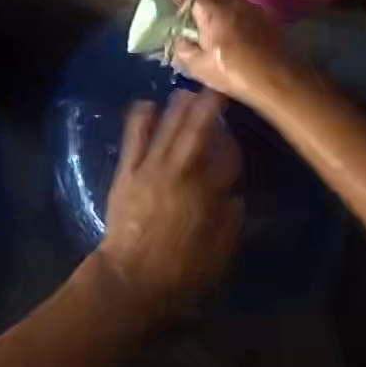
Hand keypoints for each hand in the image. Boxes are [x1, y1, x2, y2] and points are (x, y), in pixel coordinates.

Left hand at [92, 88, 242, 320]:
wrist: (131, 277)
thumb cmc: (179, 271)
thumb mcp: (218, 253)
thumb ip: (231, 221)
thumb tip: (238, 194)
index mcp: (206, 195)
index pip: (226, 160)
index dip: (231, 145)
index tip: (233, 135)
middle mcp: (180, 175)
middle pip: (198, 135)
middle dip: (209, 109)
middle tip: (216, 89)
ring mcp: (151, 170)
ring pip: (168, 131)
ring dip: (179, 109)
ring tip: (188, 91)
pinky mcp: (127, 172)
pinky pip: (134, 140)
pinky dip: (140, 120)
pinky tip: (146, 104)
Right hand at [170, 0, 317, 107]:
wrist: (277, 81)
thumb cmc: (233, 72)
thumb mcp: (199, 67)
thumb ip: (184, 49)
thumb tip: (180, 40)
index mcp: (212, 10)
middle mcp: (232, 1)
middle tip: (190, 10)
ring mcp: (251, 7)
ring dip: (216, 1)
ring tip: (209, 19)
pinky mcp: (265, 17)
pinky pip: (241, 6)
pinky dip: (231, 11)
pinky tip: (230, 29)